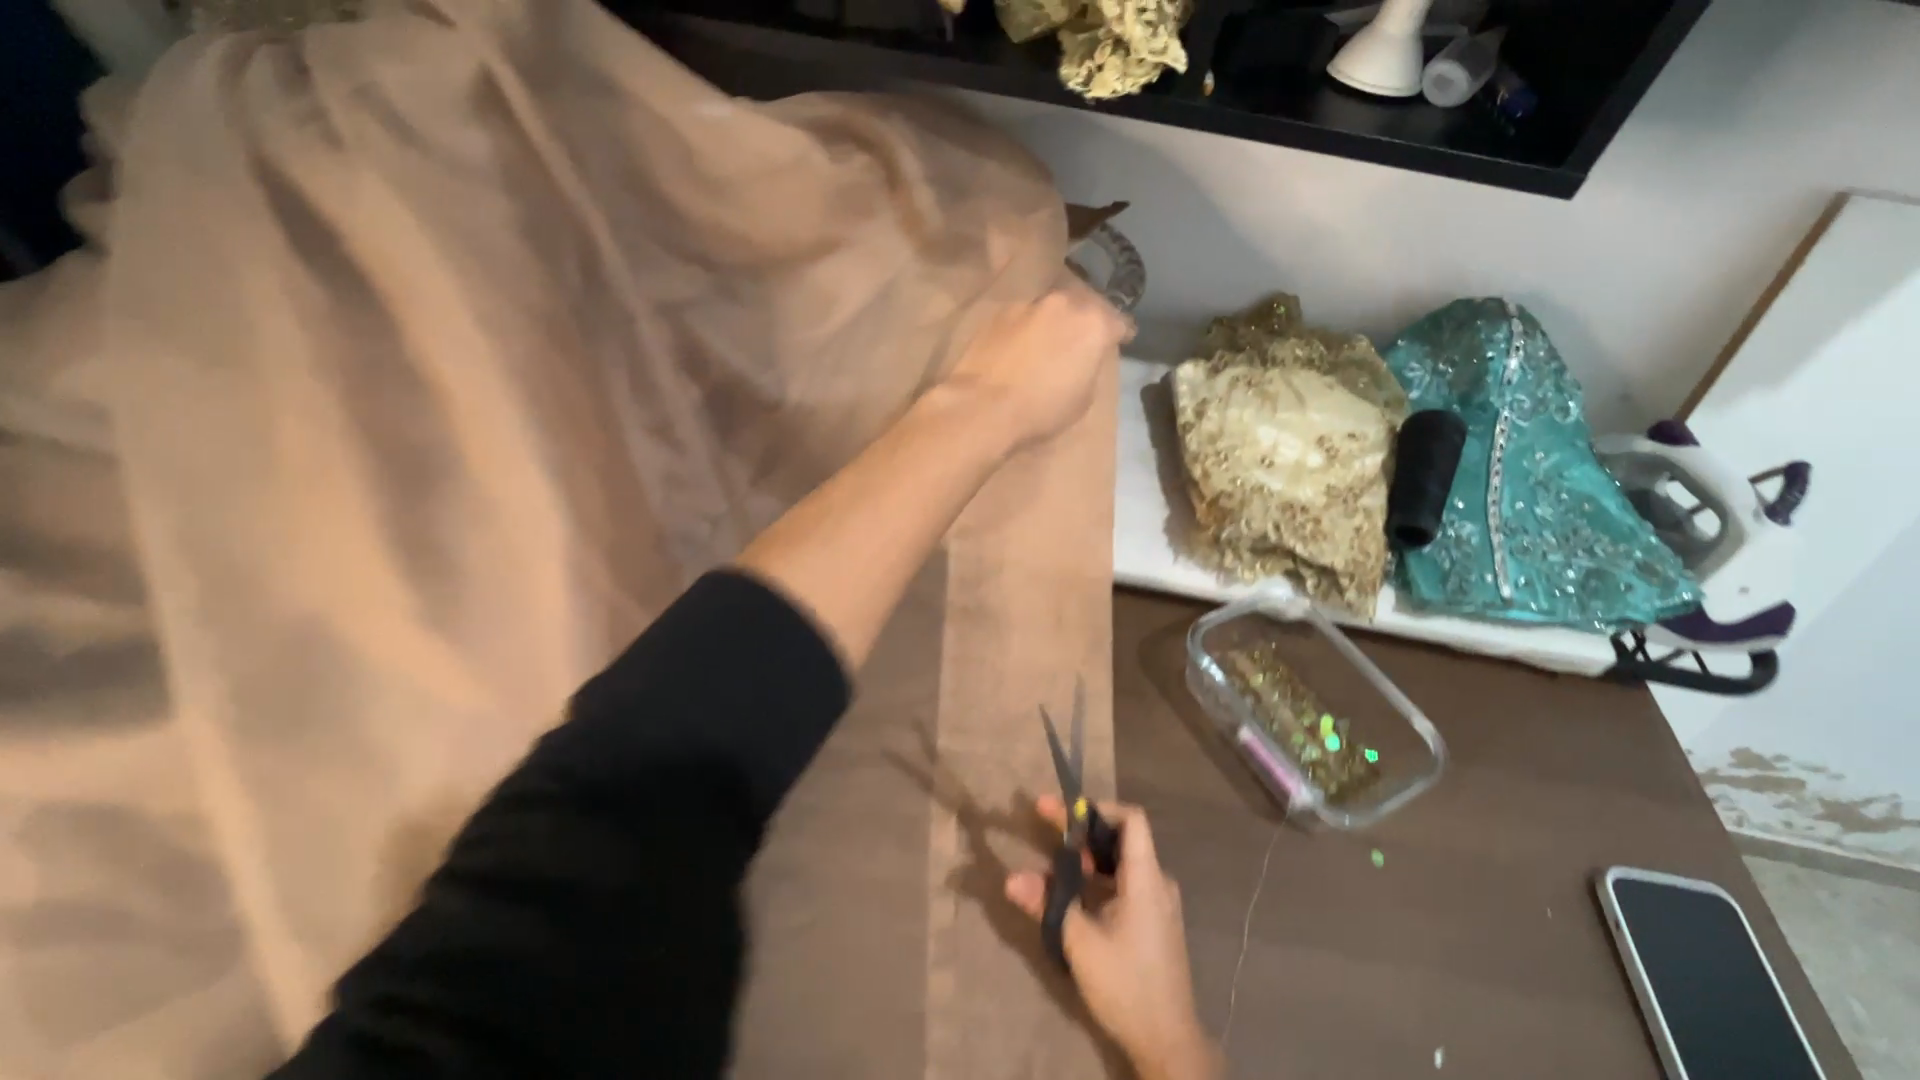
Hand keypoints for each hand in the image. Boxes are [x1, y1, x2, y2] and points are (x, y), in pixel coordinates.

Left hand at [936, 279, 1132, 452]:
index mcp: (1093, 323)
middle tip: (1084, 338)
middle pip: (1084, 305)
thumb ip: (1090, 366)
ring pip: (1051, 308)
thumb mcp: (1083, 397)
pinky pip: (1023, 317)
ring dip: (1055, 321)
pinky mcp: (999, 313)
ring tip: (1050, 342)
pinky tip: (1021, 347)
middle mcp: (1064, 303)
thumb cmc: (1041, 409)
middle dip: (1088, 319)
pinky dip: (1027, 328)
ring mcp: (1028, 304)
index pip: (1119, 322)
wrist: (983, 406)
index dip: (1122, 334)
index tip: (1122, 341)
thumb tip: (1083, 358)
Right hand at [1006, 798, 1219, 1079]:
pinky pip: (1125, 885)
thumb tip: (1011, 878)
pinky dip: (1097, 880)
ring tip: (1051, 864)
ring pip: (1120, 865)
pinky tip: (1072, 895)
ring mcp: (1158, 905)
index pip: (1131, 820)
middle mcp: (1157, 884)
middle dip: (1081, 831)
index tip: (1060, 812)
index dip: (1096, 808)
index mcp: (1146, 879)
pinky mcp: (1153, 923)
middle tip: (1042, 825)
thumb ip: (1048, 903)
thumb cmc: (1126, 983)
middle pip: (1121, 839)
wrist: (1167, 1039)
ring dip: (1087, 858)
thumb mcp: (1080, 942)